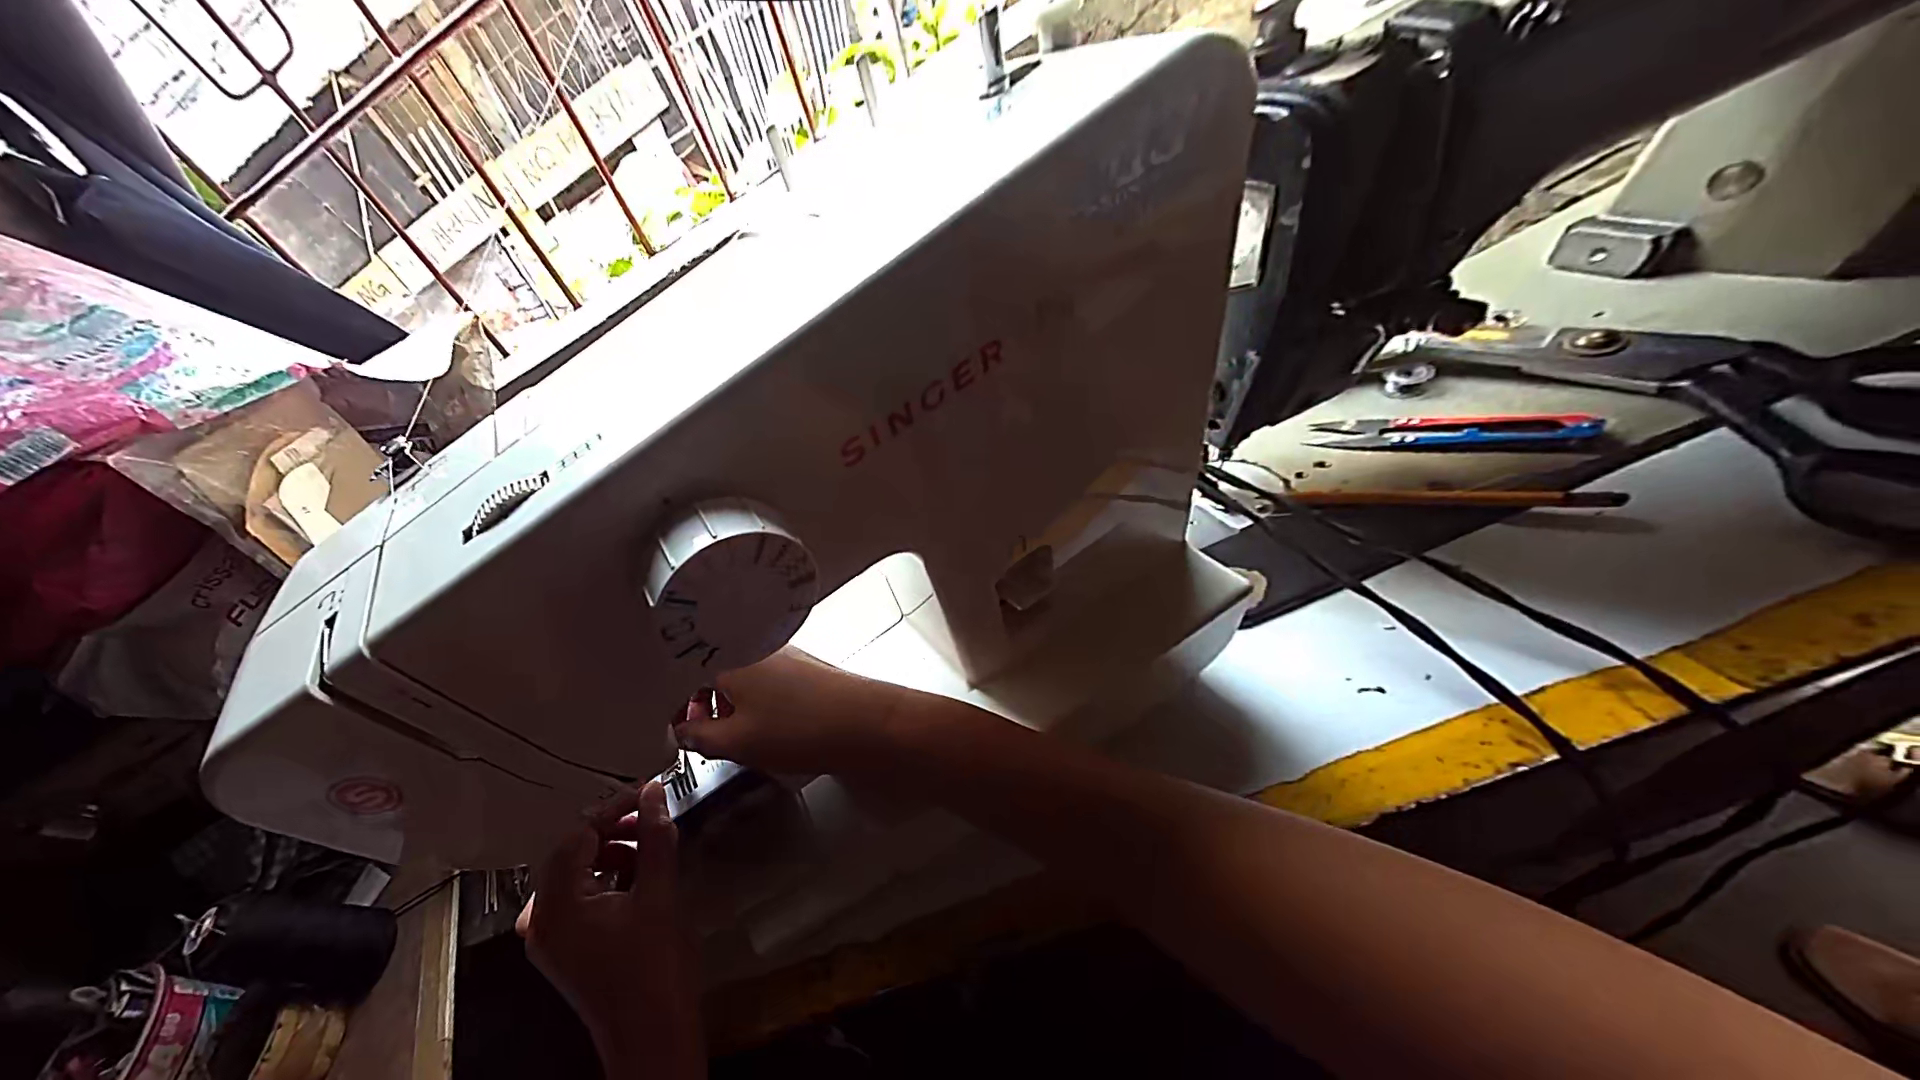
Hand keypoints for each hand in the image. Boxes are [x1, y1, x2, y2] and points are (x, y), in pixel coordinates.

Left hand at [516, 782, 702, 1077]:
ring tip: (650, 847)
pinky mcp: (567, 948)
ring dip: (613, 852)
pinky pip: (580, 896)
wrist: (654, 1034)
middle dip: (613, 830)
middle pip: (572, 853)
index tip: (648, 791)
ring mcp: (551, 938)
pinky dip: (608, 878)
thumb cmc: (654, 967)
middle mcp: (541, 921)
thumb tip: (654, 793)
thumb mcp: (659, 894)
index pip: (577, 835)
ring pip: (577, 873)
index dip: (614, 808)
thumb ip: (655, 837)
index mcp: (554, 907)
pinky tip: (639, 876)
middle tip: (651, 816)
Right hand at [672, 648, 935, 775]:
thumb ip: (698, 736)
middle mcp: (757, 647)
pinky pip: (768, 682)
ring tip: (735, 738)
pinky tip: (766, 729)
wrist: (867, 723)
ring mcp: (785, 655)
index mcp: (732, 657)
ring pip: (743, 678)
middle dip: (703, 704)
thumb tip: (683, 731)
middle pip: (716, 671)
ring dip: (731, 705)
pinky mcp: (805, 669)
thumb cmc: (801, 728)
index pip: (686, 670)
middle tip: (701, 735)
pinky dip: (758, 703)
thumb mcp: (735, 742)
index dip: (675, 701)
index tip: (674, 726)